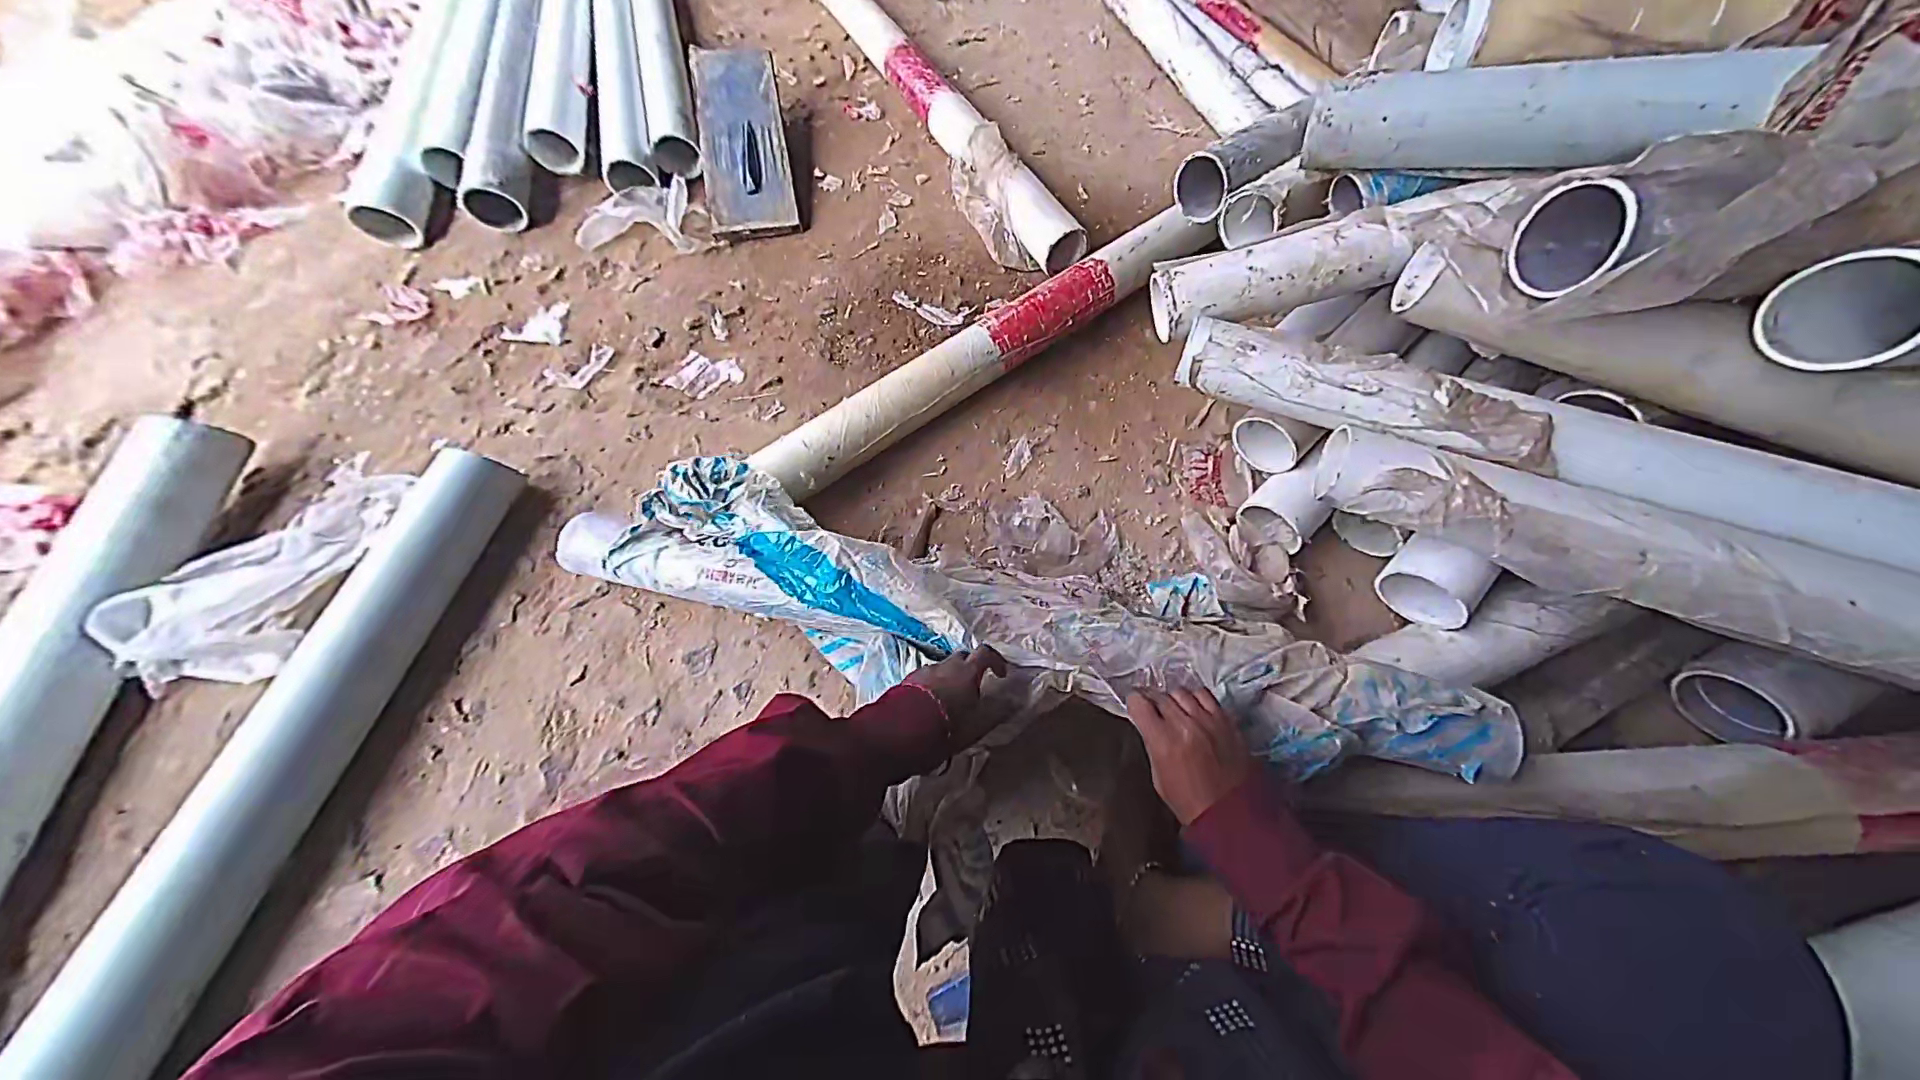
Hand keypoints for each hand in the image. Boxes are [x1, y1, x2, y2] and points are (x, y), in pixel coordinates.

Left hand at [904, 646, 1008, 750]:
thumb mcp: (979, 725)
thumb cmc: (948, 727)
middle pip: (962, 657)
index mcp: (967, 671)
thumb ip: (998, 712)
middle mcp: (946, 665)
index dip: (995, 661)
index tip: (1000, 674)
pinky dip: (932, 686)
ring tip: (950, 700)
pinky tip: (930, 705)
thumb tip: (1014, 701)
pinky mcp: (907, 681)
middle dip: (970, 667)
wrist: (903, 731)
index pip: (986, 653)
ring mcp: (925, 671)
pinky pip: (925, 678)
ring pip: (942, 668)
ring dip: (949, 678)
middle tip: (974, 686)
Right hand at [1124, 687, 1251, 824]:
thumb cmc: (1190, 801)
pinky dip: (1195, 698)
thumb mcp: (1158, 775)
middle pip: (1160, 696)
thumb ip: (1152, 744)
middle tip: (1154, 709)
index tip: (1136, 705)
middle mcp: (1185, 725)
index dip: (1135, 702)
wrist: (1231, 812)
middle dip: (1153, 701)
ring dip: (1174, 699)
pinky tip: (1194, 708)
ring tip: (1175, 709)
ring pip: (1181, 692)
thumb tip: (1148, 724)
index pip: (1139, 702)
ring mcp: (1207, 721)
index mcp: (1163, 741)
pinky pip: (1205, 695)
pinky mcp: (1226, 721)